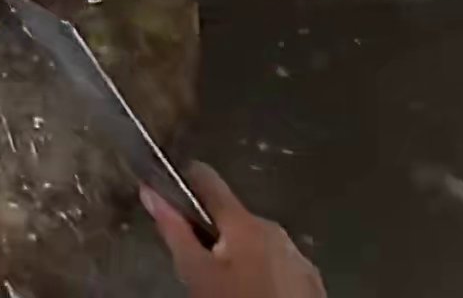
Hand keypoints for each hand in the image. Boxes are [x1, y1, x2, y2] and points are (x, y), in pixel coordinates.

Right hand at [143, 164, 324, 297]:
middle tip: (196, 258)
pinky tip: (252, 294)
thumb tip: (148, 190)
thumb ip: (172, 227)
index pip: (205, 177)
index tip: (168, 198)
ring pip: (253, 240)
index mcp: (244, 221)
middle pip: (229, 214)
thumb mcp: (195, 272)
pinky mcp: (314, 288)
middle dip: (209, 229)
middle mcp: (275, 232)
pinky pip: (276, 264)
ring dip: (235, 251)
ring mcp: (300, 261)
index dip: (182, 181)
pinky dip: (260, 271)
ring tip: (224, 283)